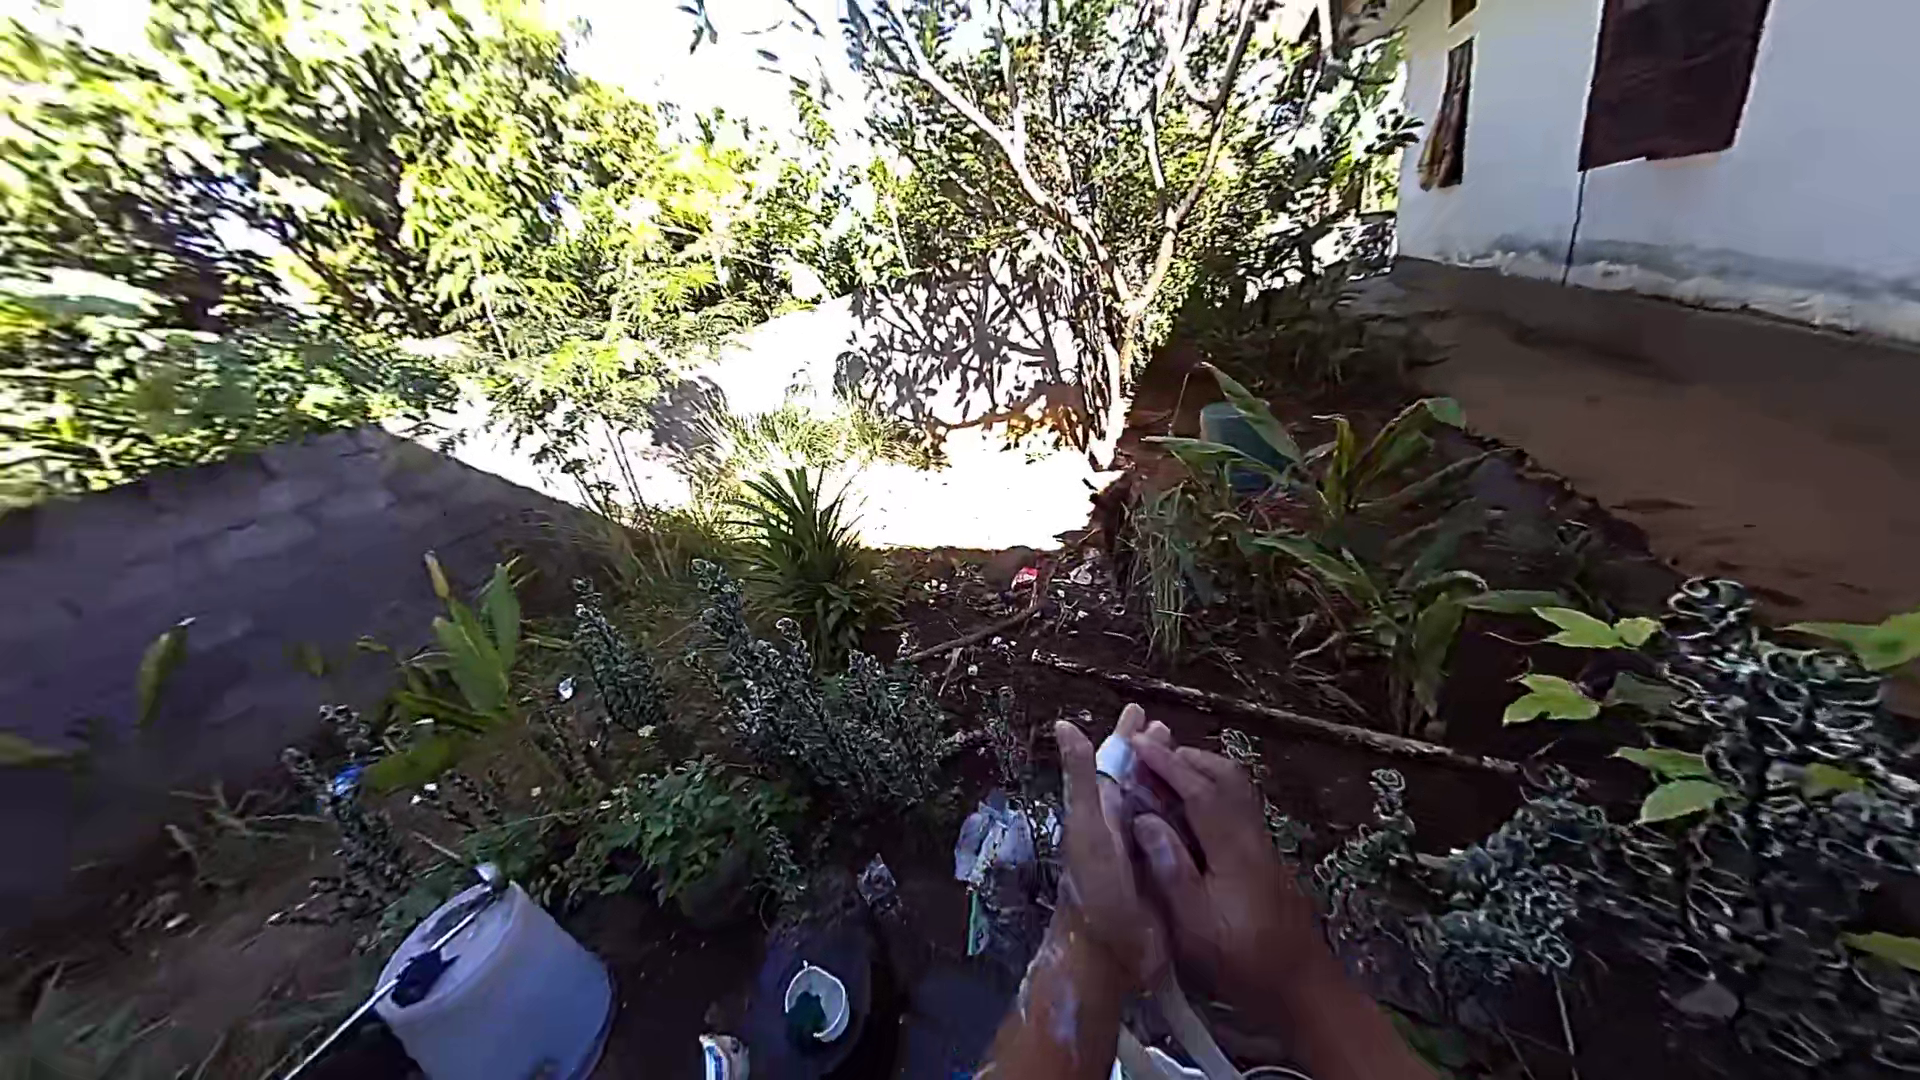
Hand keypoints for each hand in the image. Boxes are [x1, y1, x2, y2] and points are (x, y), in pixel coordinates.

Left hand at [1052, 704, 1172, 991]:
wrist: (1113, 957)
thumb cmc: (1094, 887)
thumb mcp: (1085, 826)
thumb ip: (1080, 777)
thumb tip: (1063, 724)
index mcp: (1102, 806)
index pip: (1115, 760)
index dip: (1127, 735)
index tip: (1139, 710)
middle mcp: (1122, 821)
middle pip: (1139, 777)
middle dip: (1152, 752)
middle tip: (1169, 729)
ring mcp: (1145, 846)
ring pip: (1158, 802)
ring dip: (1171, 780)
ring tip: (1189, 760)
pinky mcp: (1167, 870)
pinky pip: (1178, 833)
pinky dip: (1188, 816)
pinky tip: (1205, 809)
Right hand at [1126, 737, 1322, 1010]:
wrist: (1306, 992)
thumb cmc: (1244, 964)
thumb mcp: (1197, 928)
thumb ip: (1171, 871)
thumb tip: (1144, 819)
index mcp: (1233, 850)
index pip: (1200, 791)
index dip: (1166, 763)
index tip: (1137, 742)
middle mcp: (1252, 835)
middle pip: (1224, 775)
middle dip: (1183, 756)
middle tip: (1145, 755)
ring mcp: (1262, 841)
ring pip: (1234, 784)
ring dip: (1198, 767)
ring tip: (1162, 772)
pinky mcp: (1264, 850)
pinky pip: (1236, 798)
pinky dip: (1209, 783)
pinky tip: (1187, 802)